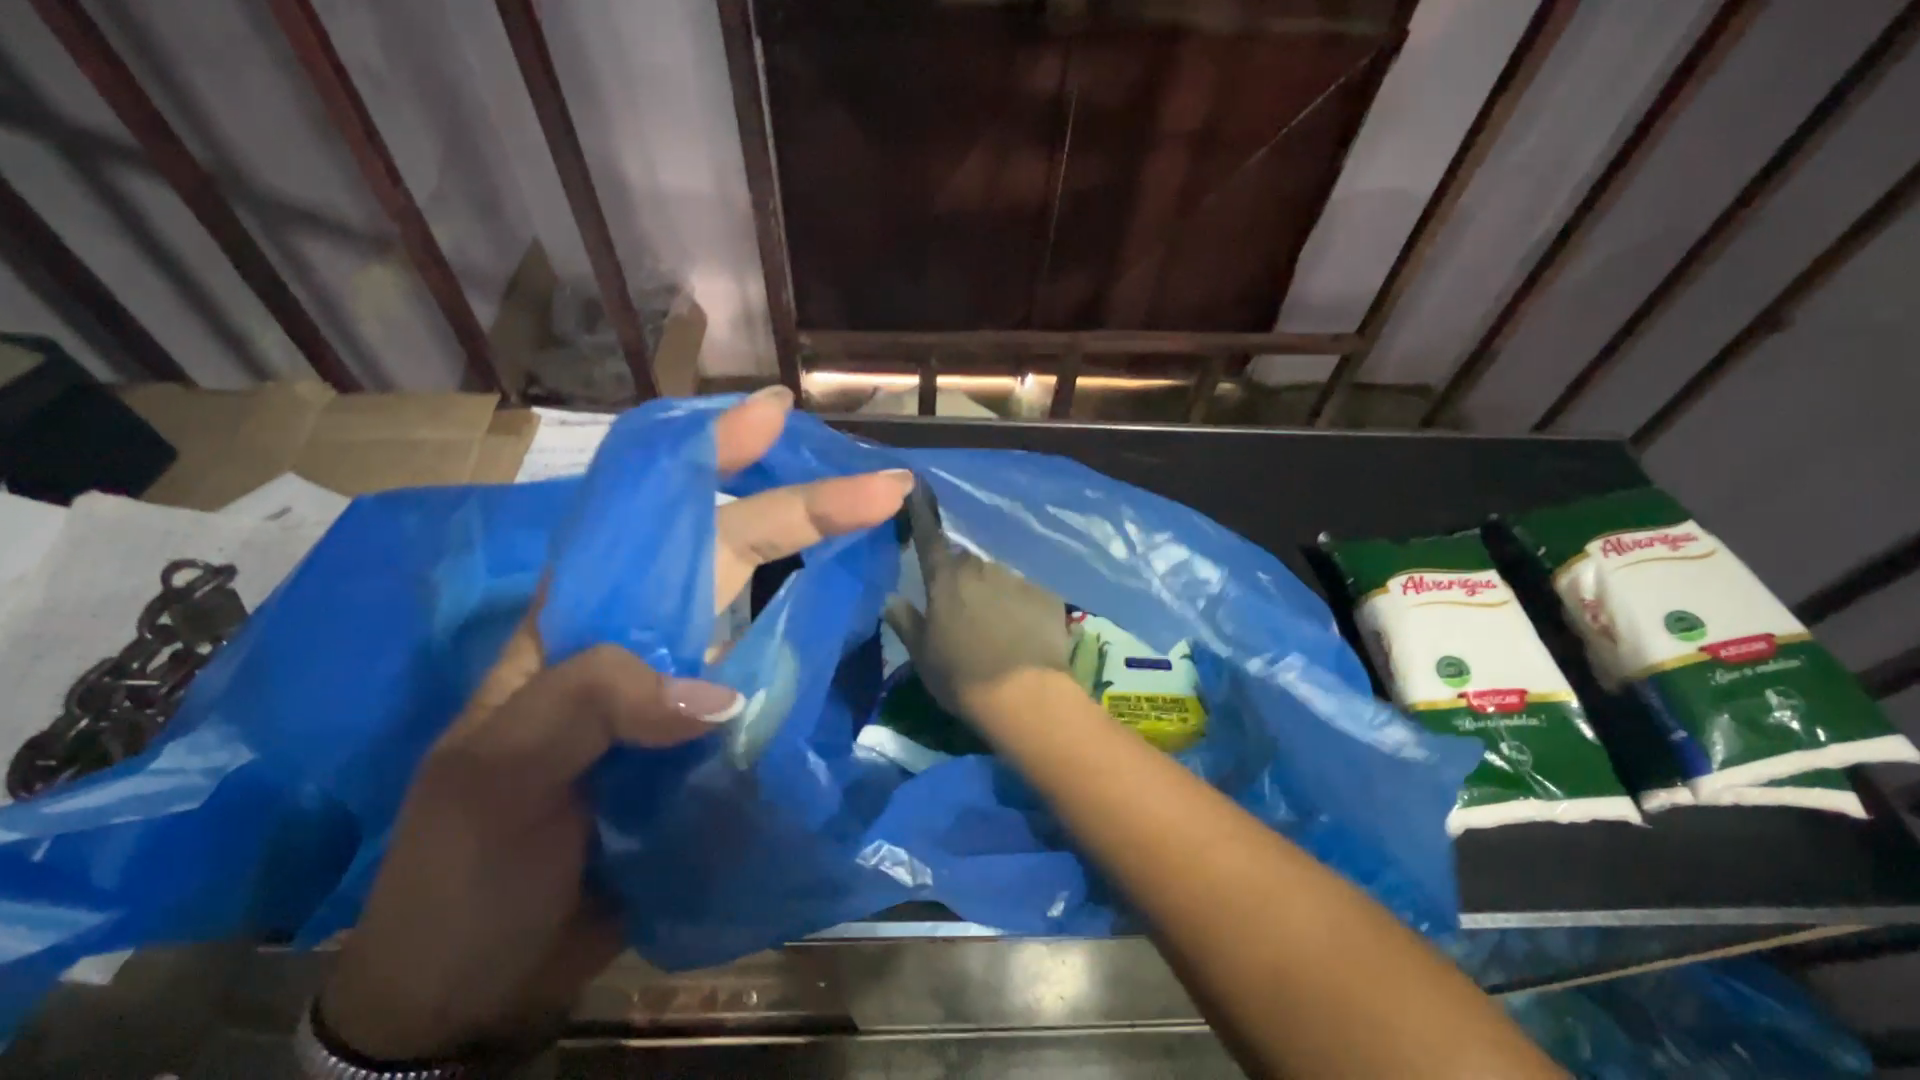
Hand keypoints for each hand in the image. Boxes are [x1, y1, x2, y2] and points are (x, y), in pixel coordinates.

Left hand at [319, 387, 913, 1061]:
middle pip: (724, 559)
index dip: (712, 462)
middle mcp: (638, 650)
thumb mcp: (497, 774)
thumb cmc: (462, 869)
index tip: (775, 416)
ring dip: (817, 580)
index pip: (652, 523)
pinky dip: (815, 668)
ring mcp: (678, 707)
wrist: (470, 981)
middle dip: (795, 510)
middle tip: (878, 486)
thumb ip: (593, 705)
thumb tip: (720, 689)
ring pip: (757, 624)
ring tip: (883, 547)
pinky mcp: (708, 763)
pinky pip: (771, 701)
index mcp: (578, 626)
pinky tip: (860, 651)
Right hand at [883, 515, 1071, 721]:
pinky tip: (1023, 632)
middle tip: (962, 605)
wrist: (1025, 696)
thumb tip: (891, 598)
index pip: (928, 537)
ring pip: (998, 576)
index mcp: (944, 579)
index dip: (921, 513)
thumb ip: (905, 621)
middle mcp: (981, 568)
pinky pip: (1027, 592)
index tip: (917, 488)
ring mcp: (1017, 578)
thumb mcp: (922, 655)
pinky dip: (1022, 606)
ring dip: (993, 591)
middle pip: (966, 561)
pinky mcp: (1047, 595)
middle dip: (962, 575)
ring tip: (996, 624)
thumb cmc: (961, 677)